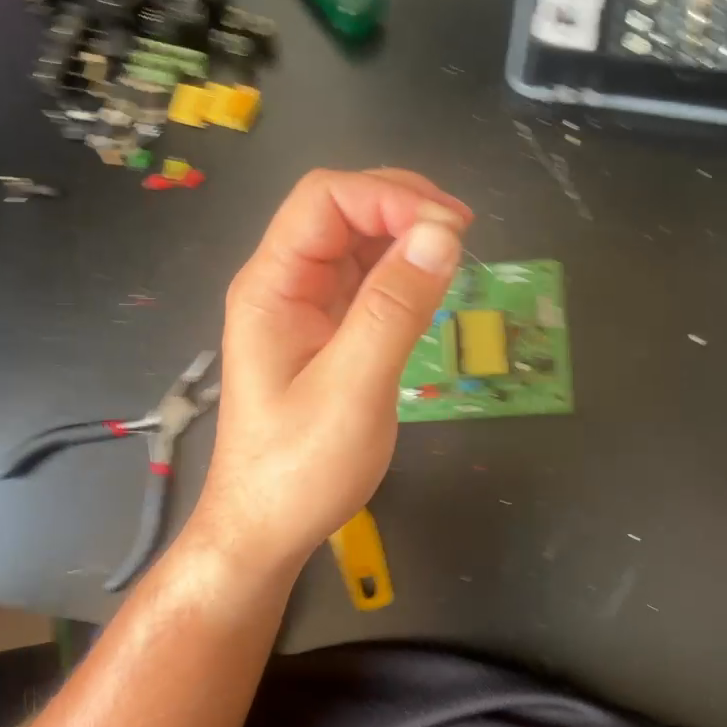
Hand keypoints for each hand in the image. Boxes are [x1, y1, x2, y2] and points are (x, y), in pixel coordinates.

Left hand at [191, 168, 472, 570]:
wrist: (266, 529)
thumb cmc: (300, 469)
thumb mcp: (353, 389)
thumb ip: (395, 309)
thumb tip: (441, 234)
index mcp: (272, 286)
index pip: (325, 200)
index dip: (389, 197)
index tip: (450, 229)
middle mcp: (283, 286)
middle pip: (338, 211)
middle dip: (400, 207)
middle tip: (461, 234)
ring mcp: (302, 310)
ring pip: (354, 245)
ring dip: (404, 238)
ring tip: (453, 256)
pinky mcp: (323, 335)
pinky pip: (363, 284)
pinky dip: (400, 275)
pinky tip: (429, 289)